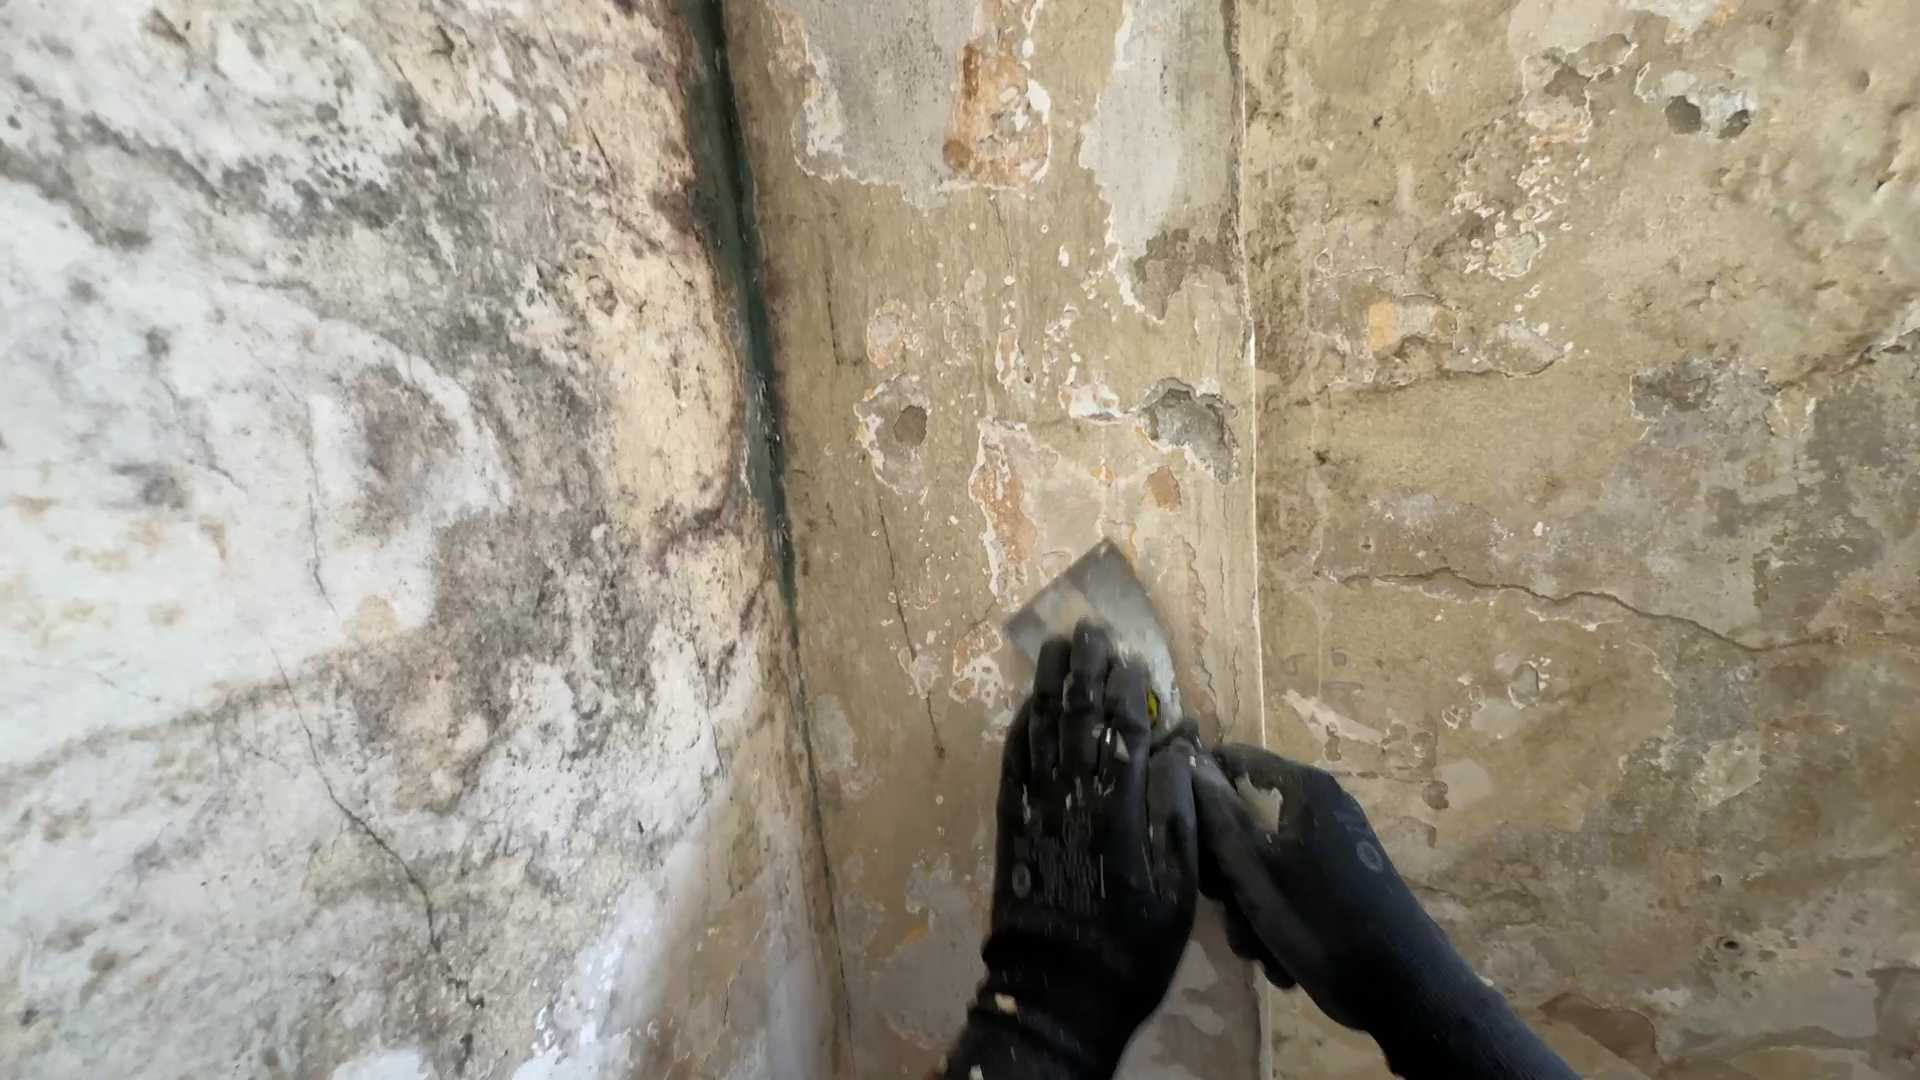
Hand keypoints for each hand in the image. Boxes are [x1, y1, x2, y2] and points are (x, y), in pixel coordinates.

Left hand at [970, 620, 1199, 1074]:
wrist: (1060, 986)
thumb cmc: (1131, 942)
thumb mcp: (1178, 887)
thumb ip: (1176, 813)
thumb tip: (1178, 750)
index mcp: (1120, 805)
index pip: (1125, 729)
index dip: (1128, 690)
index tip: (1133, 658)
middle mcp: (1074, 791)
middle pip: (1079, 714)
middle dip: (1085, 667)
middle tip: (1089, 628)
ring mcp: (1036, 801)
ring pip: (1042, 727)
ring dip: (1049, 682)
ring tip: (1055, 645)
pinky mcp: (1010, 816)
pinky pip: (1013, 759)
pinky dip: (1020, 726)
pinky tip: (1027, 702)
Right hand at [1193, 743, 1579, 1078]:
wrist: (1406, 995)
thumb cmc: (1319, 920)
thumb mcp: (1251, 866)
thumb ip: (1215, 811)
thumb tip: (1183, 760)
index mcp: (1303, 787)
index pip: (1231, 759)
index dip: (1200, 787)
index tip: (1185, 831)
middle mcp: (1320, 805)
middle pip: (1244, 815)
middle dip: (1225, 865)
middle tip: (1220, 899)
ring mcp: (1334, 844)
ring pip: (1262, 858)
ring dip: (1247, 903)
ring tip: (1255, 942)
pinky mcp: (1342, 880)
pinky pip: (1290, 883)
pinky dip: (1277, 916)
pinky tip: (1279, 954)